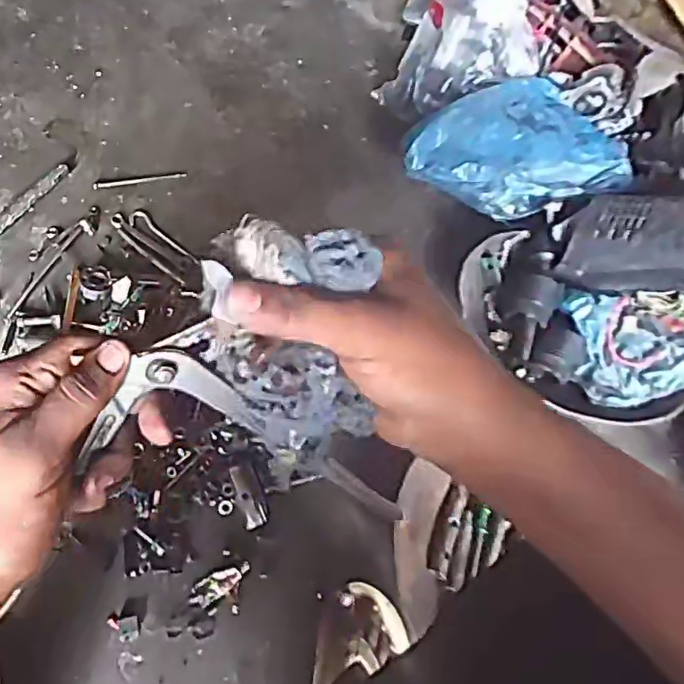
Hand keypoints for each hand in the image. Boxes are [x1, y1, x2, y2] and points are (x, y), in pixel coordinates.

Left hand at [0, 334, 145, 604]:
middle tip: (145, 434)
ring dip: (111, 456)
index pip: (82, 349)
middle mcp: (34, 400)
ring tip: (90, 478)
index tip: (149, 384)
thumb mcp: (37, 448)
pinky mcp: (62, 458)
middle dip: (123, 417)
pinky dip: (100, 475)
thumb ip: (79, 397)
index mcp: (18, 384)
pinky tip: (80, 493)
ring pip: (110, 422)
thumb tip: (113, 353)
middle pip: (104, 385)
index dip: (121, 363)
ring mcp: (49, 430)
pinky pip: (102, 452)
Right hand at [223, 251, 535, 466]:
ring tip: (229, 344)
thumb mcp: (361, 329)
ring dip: (266, 333)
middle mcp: (357, 286)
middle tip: (220, 321)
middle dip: (259, 306)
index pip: (301, 251)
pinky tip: (254, 363)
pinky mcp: (343, 356)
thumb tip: (234, 295)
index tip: (221, 286)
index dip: (261, 267)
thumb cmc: (428, 369)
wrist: (463, 432)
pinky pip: (301, 348)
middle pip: (292, 287)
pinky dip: (279, 355)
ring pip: (293, 320)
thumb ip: (297, 311)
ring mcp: (349, 323)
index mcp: (370, 260)